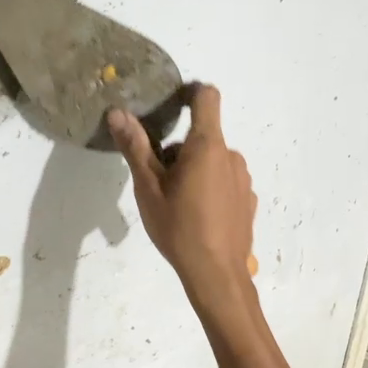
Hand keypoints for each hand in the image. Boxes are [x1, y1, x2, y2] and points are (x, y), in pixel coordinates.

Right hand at [107, 84, 255, 298]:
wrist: (216, 274)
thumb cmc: (178, 227)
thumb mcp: (148, 188)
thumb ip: (135, 147)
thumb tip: (118, 112)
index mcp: (207, 146)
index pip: (207, 97)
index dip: (189, 93)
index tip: (171, 103)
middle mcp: (231, 155)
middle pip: (202, 136)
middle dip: (179, 151)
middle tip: (158, 182)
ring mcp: (243, 179)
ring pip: (212, 161)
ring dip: (194, 171)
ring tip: (176, 203)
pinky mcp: (248, 200)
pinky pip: (224, 182)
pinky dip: (209, 189)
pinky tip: (197, 217)